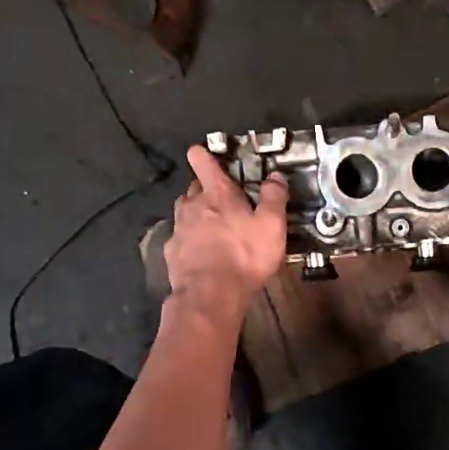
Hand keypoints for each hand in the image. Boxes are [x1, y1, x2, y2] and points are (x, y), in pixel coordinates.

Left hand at [163, 146, 289, 318]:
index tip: (207, 155)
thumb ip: (274, 198)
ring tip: (213, 227)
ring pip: (185, 210)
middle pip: (194, 187)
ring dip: (197, 213)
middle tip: (225, 201)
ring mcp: (179, 228)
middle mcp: (193, 205)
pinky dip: (190, 239)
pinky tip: (202, 252)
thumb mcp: (272, 226)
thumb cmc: (245, 256)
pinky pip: (181, 237)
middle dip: (207, 189)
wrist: (210, 294)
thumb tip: (276, 175)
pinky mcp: (172, 251)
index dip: (204, 155)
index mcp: (218, 194)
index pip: (202, 161)